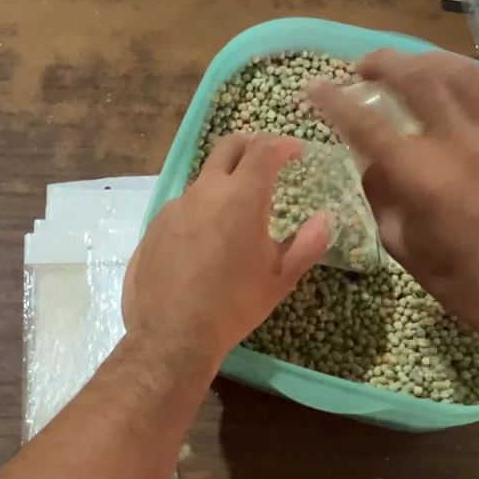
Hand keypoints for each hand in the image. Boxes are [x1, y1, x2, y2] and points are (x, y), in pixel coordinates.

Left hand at [123, 133, 330, 369]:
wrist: (170, 335)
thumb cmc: (233, 306)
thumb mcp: (279, 279)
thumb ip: (306, 244)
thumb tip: (324, 220)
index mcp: (241, 198)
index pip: (264, 150)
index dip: (282, 144)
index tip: (295, 151)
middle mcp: (205, 191)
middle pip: (228, 147)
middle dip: (251, 144)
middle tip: (267, 158)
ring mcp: (174, 207)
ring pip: (204, 180)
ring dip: (224, 183)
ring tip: (237, 213)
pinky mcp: (154, 226)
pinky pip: (183, 207)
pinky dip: (201, 210)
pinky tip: (205, 242)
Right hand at [307, 49, 478, 351]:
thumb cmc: (462, 282)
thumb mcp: (402, 245)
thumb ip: (381, 195)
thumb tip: (372, 162)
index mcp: (421, 174)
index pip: (365, 123)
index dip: (334, 101)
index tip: (315, 86)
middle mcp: (461, 141)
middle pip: (416, 78)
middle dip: (383, 63)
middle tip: (366, 67)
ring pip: (464, 73)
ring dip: (430, 62)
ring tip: (415, 67)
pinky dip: (472, 90)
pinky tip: (464, 98)